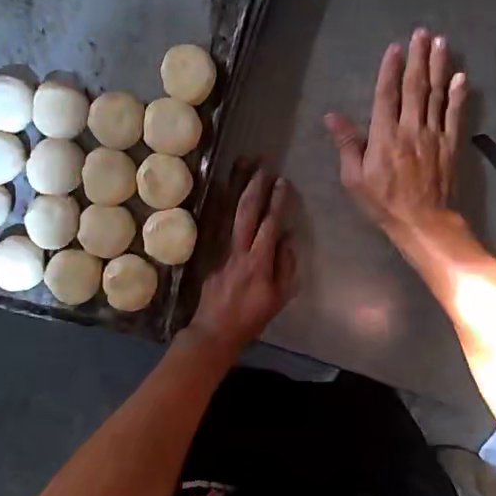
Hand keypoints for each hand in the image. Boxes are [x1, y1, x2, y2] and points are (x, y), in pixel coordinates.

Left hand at [187, 165, 298, 351]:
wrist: (215, 330)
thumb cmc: (252, 317)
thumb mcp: (279, 297)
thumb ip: (285, 266)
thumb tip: (287, 238)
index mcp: (258, 263)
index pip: (269, 225)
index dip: (277, 202)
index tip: (283, 183)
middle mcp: (238, 252)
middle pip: (246, 212)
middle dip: (255, 187)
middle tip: (263, 166)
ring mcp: (220, 250)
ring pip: (228, 212)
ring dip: (236, 187)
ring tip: (242, 165)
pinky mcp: (208, 252)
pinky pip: (217, 222)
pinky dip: (221, 202)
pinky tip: (225, 187)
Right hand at [324, 28, 468, 248]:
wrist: (425, 222)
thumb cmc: (384, 203)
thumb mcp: (355, 179)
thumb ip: (348, 144)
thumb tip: (332, 117)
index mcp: (385, 135)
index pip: (386, 95)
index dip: (390, 69)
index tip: (395, 48)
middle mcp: (411, 128)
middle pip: (415, 86)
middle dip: (418, 57)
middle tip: (422, 33)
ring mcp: (434, 135)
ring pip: (436, 94)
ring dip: (439, 66)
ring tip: (440, 43)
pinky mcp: (451, 145)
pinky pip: (455, 114)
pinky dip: (458, 94)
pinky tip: (461, 76)